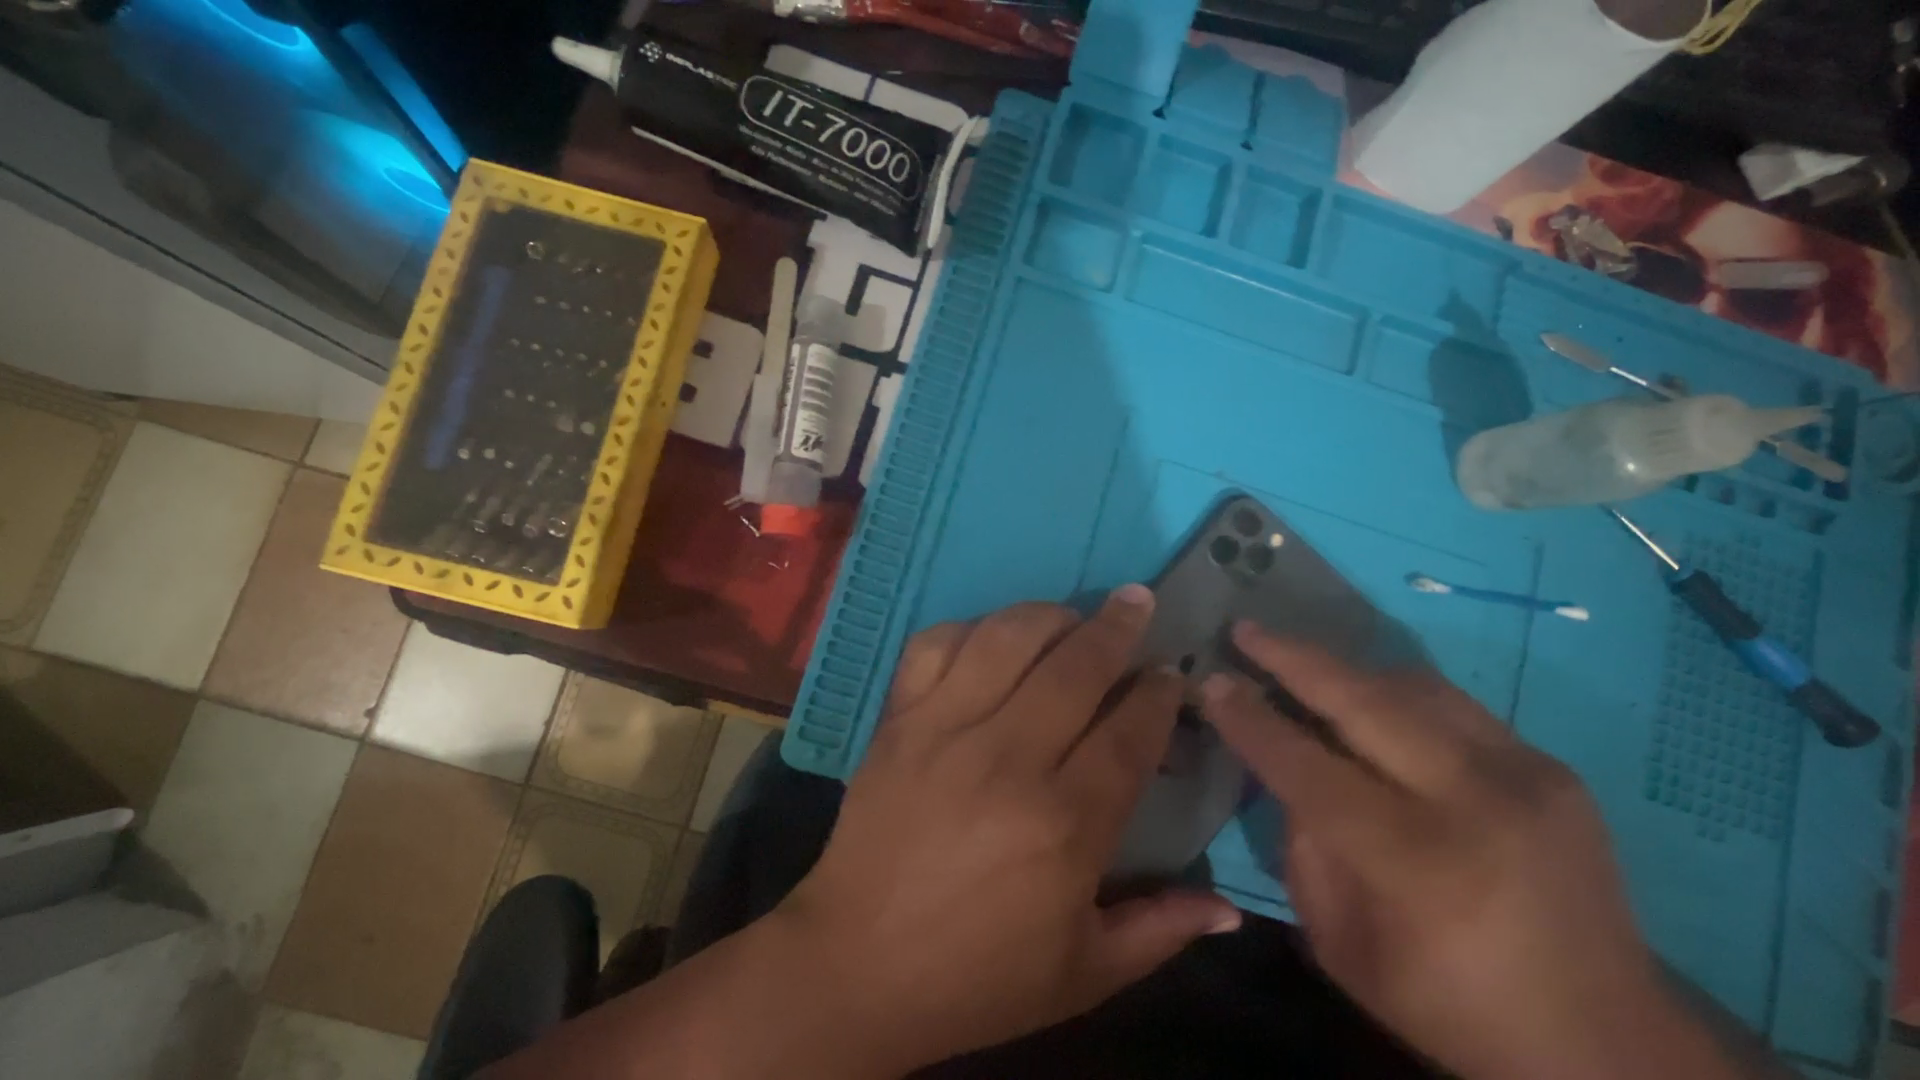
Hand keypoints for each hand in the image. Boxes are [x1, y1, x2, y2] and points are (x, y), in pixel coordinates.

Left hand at [766, 588, 1241, 1074]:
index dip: (1159, 693)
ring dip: (1050, 614)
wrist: (855, 968)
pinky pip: (933, 648)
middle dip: (1117, 627)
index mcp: (1066, 824)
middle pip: (1075, 667)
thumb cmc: (977, 978)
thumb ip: (1161, 929)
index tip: (1172, 675)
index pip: (1129, 731)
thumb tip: (1231, 906)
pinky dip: (968, 629)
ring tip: (1073, 613)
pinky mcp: (896, 723)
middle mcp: (1008, 761)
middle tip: (1137, 602)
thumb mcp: (1086, 974)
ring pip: (1007, 640)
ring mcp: (944, 732)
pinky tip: (992, 636)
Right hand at [1202, 622, 1718, 1079]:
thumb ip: (1304, 853)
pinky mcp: (1554, 769)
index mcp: (1414, 861)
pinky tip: (1375, 710)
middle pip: (1366, 701)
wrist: (1606, 1041)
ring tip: (1303, 664)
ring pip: (1415, 687)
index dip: (1252, 721)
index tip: (1211, 682)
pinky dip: (1400, 699)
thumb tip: (1288, 777)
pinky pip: (1457, 709)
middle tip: (1246, 630)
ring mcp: (1525, 775)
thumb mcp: (1343, 947)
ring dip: (1348, 672)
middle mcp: (1474, 800)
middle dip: (1294, 658)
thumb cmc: (1451, 1007)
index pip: (1309, 767)